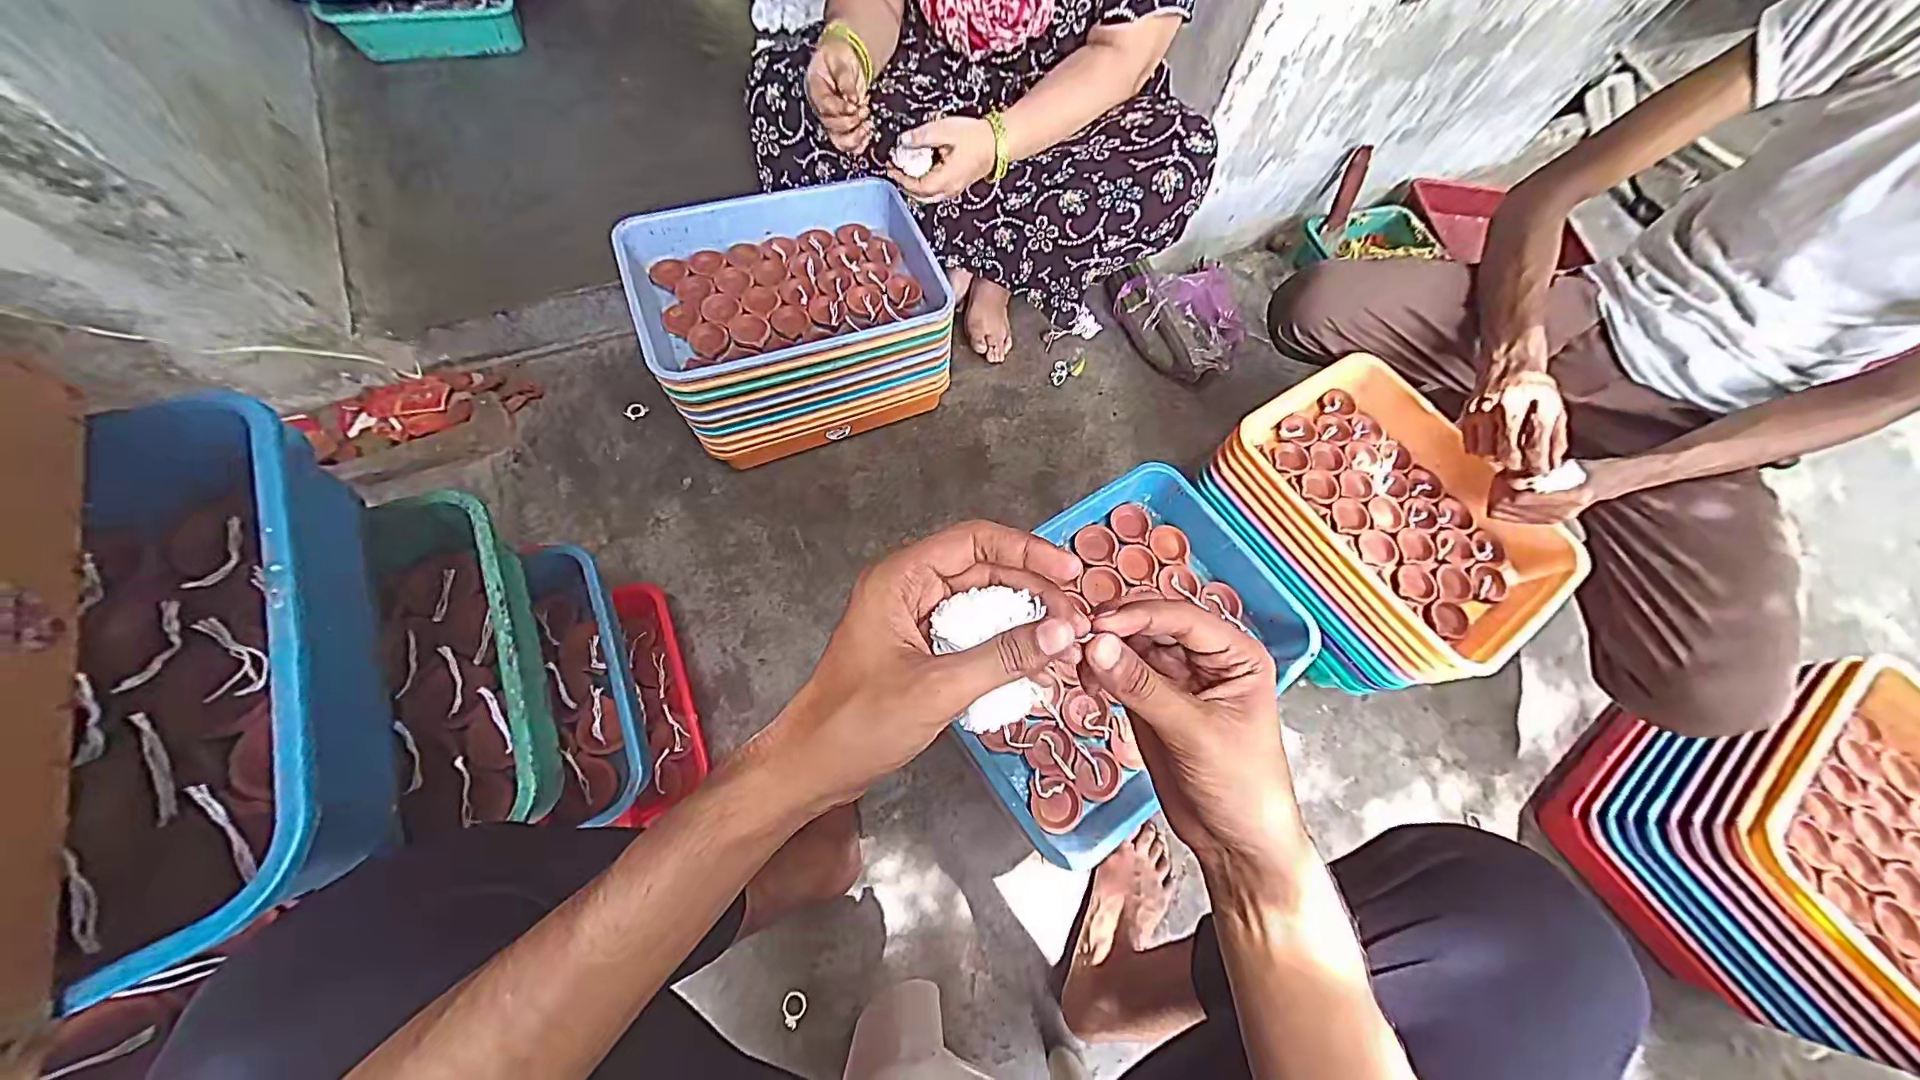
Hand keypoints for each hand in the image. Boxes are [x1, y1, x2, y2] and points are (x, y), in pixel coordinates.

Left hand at [755, 521, 1089, 812]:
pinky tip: (1036, 659)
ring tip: (1066, 639)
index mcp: (899, 579)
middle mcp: (908, 589)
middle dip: (1034, 590)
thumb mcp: (936, 689)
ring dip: (1025, 618)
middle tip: (1075, 619)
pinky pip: (974, 633)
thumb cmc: (855, 725)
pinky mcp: (923, 648)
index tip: (1069, 571)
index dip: (1026, 551)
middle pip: (984, 570)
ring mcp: (916, 619)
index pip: (973, 541)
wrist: (812, 768)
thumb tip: (1062, 633)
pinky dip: (1005, 643)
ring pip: (983, 603)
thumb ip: (1002, 658)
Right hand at [807, 28, 871, 155]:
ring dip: (856, 136)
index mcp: (816, 90)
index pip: (826, 106)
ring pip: (840, 141)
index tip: (854, 104)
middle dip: (851, 120)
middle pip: (832, 126)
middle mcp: (822, 109)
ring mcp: (832, 121)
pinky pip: (850, 145)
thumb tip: (853, 98)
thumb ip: (845, 79)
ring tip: (867, 124)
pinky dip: (860, 143)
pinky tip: (868, 131)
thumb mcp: (840, 60)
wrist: (844, 63)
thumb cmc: (838, 59)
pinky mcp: (843, 129)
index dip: (841, 108)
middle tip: (864, 109)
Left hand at [887, 117, 996, 202]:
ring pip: (927, 195)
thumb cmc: (975, 136)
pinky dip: (924, 183)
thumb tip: (903, 140)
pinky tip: (921, 170)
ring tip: (905, 169)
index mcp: (945, 179)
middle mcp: (949, 189)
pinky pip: (935, 190)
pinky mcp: (956, 186)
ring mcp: (953, 190)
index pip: (917, 187)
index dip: (902, 179)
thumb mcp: (945, 130)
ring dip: (914, 185)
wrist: (997, 143)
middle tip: (895, 169)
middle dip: (905, 184)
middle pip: (920, 195)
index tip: (891, 167)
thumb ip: (922, 136)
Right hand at [1076, 599, 1307, 877]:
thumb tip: (1098, 646)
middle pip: (1152, 626)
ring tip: (1080, 664)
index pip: (1182, 618)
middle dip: (1116, 631)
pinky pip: (1120, 674)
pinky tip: (1087, 681)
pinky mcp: (1151, 700)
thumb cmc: (1244, 788)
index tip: (1099, 625)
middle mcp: (1206, 659)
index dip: (1139, 616)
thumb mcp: (1195, 734)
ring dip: (1103, 651)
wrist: (1237, 845)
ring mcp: (1176, 679)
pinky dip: (1100, 673)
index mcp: (1236, 654)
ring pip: (1131, 647)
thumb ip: (1143, 688)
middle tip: (1080, 641)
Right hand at [1462, 328, 1566, 475]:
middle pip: (1509, 452)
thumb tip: (1552, 464)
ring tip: (1507, 456)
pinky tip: (1491, 447)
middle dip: (1517, 465)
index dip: (1539, 463)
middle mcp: (1511, 406)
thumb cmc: (1534, 387)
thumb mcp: (1555, 407)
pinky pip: (1470, 445)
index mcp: (1539, 403)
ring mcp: (1485, 410)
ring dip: (1498, 459)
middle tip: (1522, 469)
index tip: (1540, 472)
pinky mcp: (1467, 414)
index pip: (1537, 444)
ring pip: (1487, 452)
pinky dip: (1481, 451)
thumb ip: (1555, 436)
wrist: (1508, 363)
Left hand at [1487, 457, 1631, 523]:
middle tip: (1497, 483)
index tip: (1501, 477)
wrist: (1609, 483)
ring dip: (1501, 504)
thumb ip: (1540, 472)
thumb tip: (1512, 477)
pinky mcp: (1552, 522)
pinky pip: (1521, 520)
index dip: (1504, 488)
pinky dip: (1509, 510)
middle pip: (1512, 510)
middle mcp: (1562, 511)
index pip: (1521, 499)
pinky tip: (1507, 500)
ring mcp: (1556, 519)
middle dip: (1498, 496)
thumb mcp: (1566, 465)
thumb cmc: (1587, 469)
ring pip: (1512, 517)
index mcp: (1569, 496)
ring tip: (1500, 490)